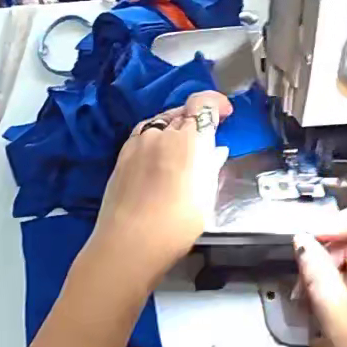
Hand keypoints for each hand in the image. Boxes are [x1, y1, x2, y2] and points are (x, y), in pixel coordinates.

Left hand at [90, 90, 233, 284]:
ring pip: (160, 122)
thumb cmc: (175, 225)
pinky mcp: (122, 156)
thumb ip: (210, 169)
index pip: (202, 104)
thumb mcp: (205, 199)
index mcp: (189, 140)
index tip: (224, 113)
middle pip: (182, 112)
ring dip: (174, 127)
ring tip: (182, 146)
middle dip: (196, 119)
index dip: (215, 103)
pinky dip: (155, 138)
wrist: (128, 242)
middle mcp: (161, 134)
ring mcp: (138, 143)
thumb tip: (214, 151)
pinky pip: (143, 136)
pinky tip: (158, 155)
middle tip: (206, 136)